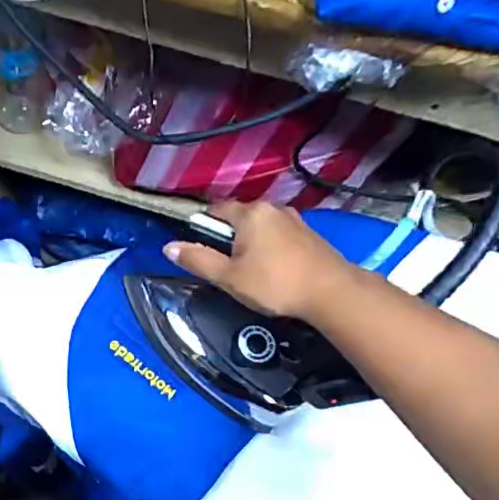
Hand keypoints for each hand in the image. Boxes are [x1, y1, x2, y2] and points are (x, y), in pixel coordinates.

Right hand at [163, 201, 356, 319]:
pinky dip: (269, 245)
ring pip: (260, 225)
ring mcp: (293, 218)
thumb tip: (168, 247)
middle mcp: (272, 208)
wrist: (330, 292)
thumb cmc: (274, 284)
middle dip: (228, 235)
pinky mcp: (308, 232)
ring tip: (248, 268)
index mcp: (249, 213)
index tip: (200, 249)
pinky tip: (272, 267)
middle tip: (224, 265)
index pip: (215, 210)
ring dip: (250, 241)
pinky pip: (277, 233)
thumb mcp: (229, 277)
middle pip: (239, 216)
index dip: (203, 226)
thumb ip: (198, 260)